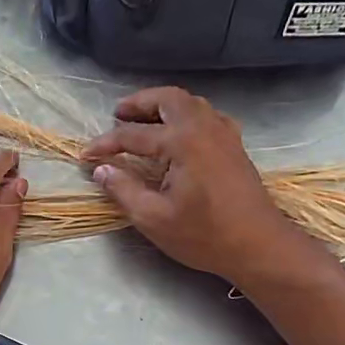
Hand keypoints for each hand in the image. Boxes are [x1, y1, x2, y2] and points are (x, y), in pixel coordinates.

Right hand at [82, 87, 324, 287]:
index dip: (106, 145)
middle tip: (118, 114)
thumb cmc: (204, 235)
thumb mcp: (154, 218)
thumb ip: (123, 190)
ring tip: (144, 121)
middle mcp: (204, 127)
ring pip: (191, 103)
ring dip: (164, 106)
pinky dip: (188, 115)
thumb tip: (101, 169)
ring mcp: (224, 134)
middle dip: (139, 103)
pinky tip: (181, 133)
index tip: (86, 156)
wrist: (258, 245)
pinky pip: (208, 116)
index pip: (133, 135)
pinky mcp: (235, 146)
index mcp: (181, 141)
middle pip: (168, 99)